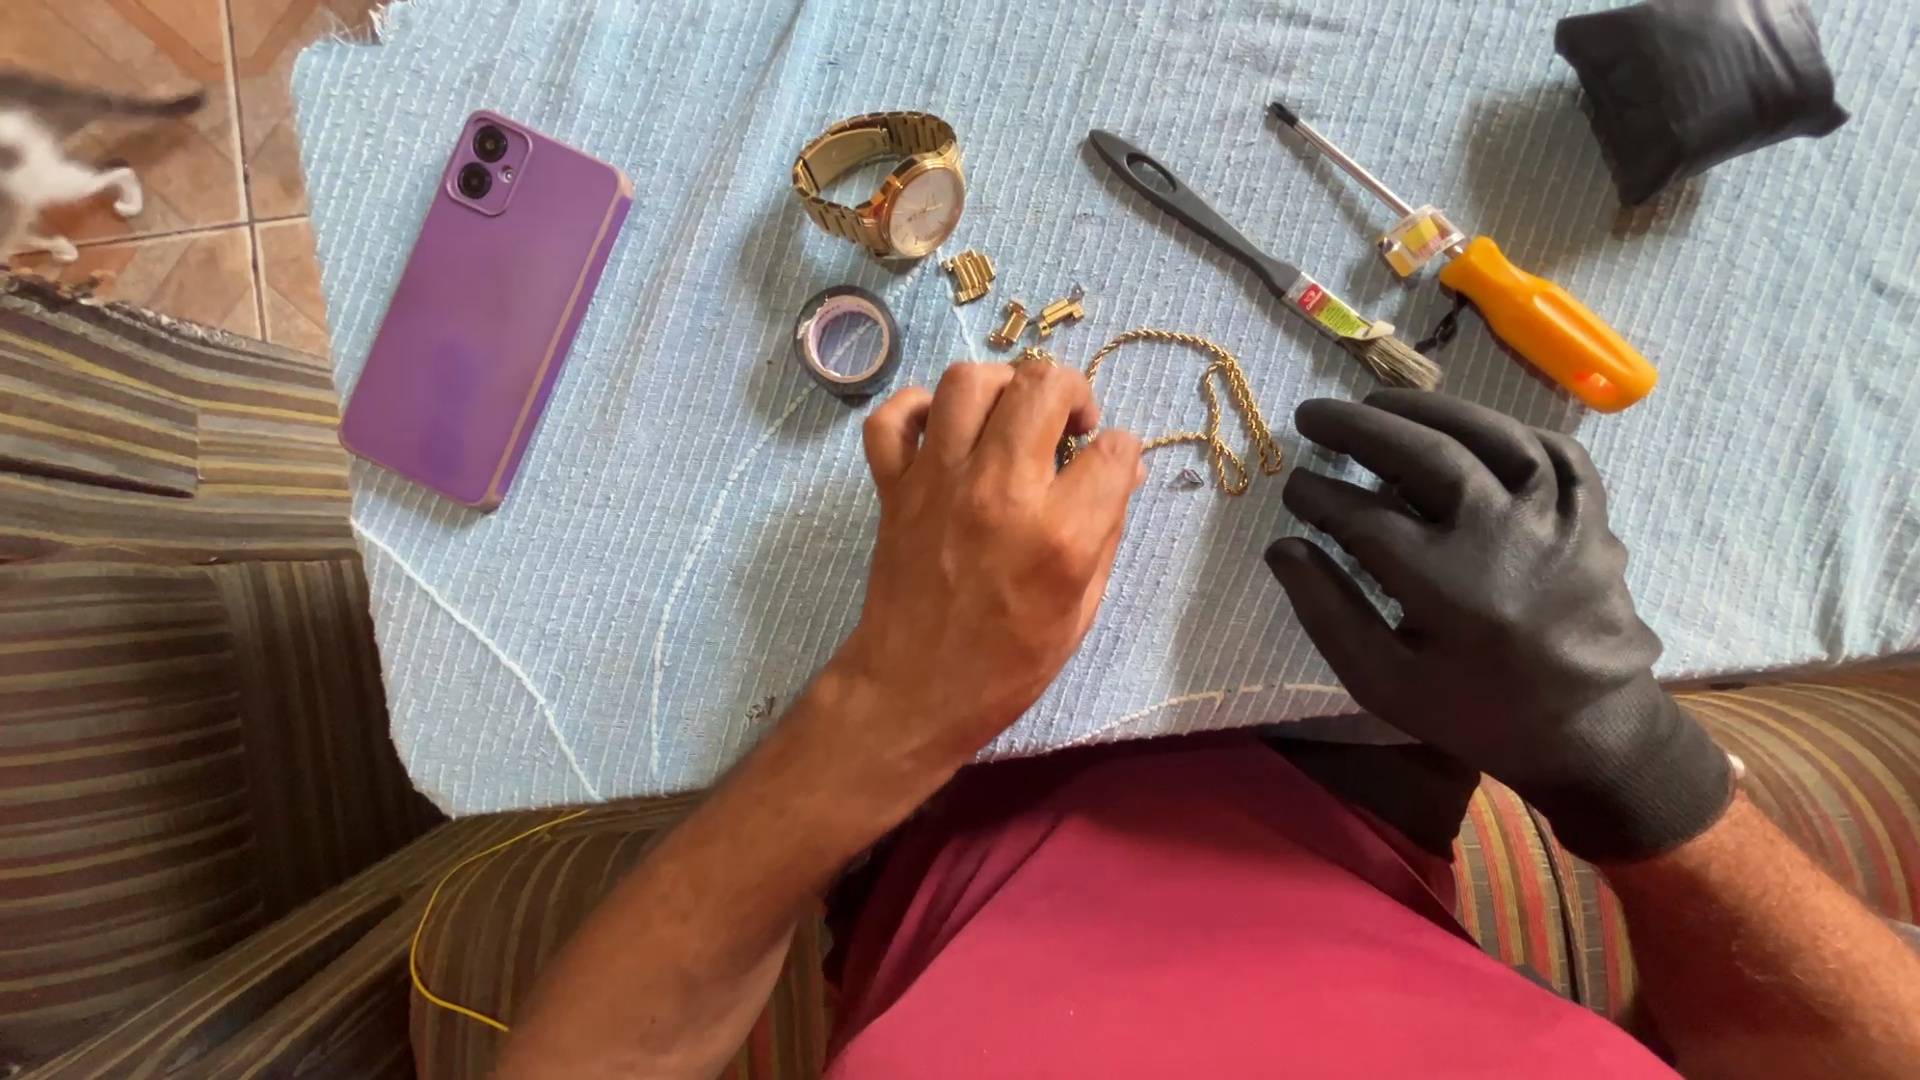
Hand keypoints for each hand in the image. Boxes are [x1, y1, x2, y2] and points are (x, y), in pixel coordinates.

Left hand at [828, 360, 1144, 778]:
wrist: (915, 690)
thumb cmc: (1009, 663)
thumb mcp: (1082, 610)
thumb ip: (1107, 530)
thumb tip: (1125, 469)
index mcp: (1059, 534)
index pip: (1113, 449)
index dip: (1122, 450)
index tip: (1111, 464)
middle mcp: (1000, 491)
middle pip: (1044, 386)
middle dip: (1073, 392)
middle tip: (1069, 425)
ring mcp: (938, 483)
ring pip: (968, 380)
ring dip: (1002, 386)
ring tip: (1011, 417)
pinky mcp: (894, 487)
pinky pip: (893, 417)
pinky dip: (918, 410)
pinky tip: (945, 432)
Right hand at [1265, 390, 1730, 860]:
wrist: (1590, 732)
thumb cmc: (1471, 709)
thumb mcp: (1380, 679)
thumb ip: (1326, 610)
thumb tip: (1282, 548)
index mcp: (1446, 585)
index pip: (1362, 516)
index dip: (1316, 495)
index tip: (1290, 487)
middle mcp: (1504, 537)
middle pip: (1424, 456)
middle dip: (1357, 428)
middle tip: (1310, 414)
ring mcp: (1556, 519)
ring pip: (1490, 437)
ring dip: (1425, 410)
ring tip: (1375, 402)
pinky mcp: (1590, 517)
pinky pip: (1552, 450)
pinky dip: (1504, 429)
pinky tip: (1464, 427)